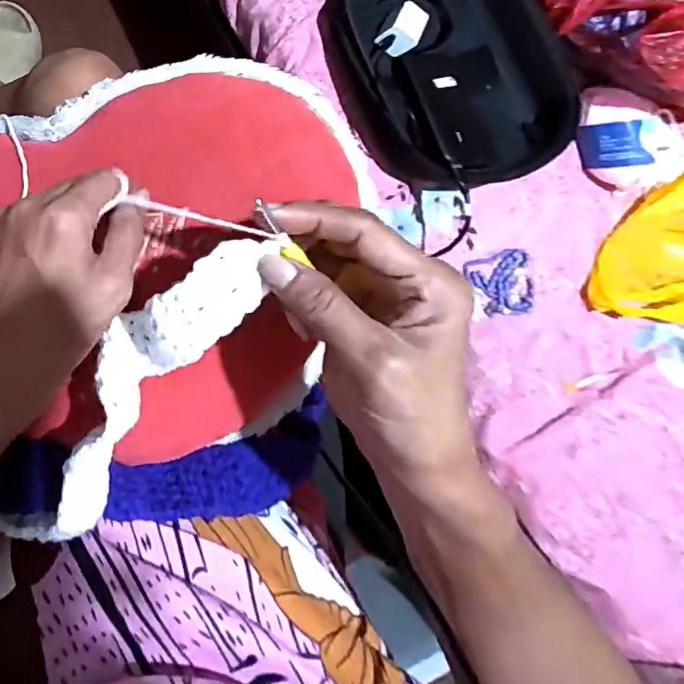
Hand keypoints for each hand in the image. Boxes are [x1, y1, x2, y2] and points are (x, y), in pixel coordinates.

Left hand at [0, 169, 145, 447]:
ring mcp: (2, 219)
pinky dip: (42, 227)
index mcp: (63, 214)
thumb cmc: (62, 329)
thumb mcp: (113, 286)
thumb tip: (131, 203)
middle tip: (106, 241)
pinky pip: (25, 217)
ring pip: (48, 199)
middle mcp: (28, 204)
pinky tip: (44, 262)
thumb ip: (127, 234)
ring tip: (73, 255)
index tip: (132, 218)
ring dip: (68, 214)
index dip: (126, 193)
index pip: (106, 177)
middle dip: (97, 203)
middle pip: (75, 184)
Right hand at [257, 201, 479, 492]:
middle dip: (301, 235)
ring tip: (267, 273)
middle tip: (255, 235)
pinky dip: (298, 288)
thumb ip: (320, 304)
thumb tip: (268, 260)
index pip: (365, 231)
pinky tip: (292, 312)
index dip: (316, 218)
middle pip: (345, 237)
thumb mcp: (367, 357)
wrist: (416, 468)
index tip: (267, 215)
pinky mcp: (358, 309)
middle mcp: (407, 276)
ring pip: (328, 257)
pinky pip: (320, 283)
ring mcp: (381, 292)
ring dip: (295, 262)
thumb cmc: (408, 414)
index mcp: (428, 280)